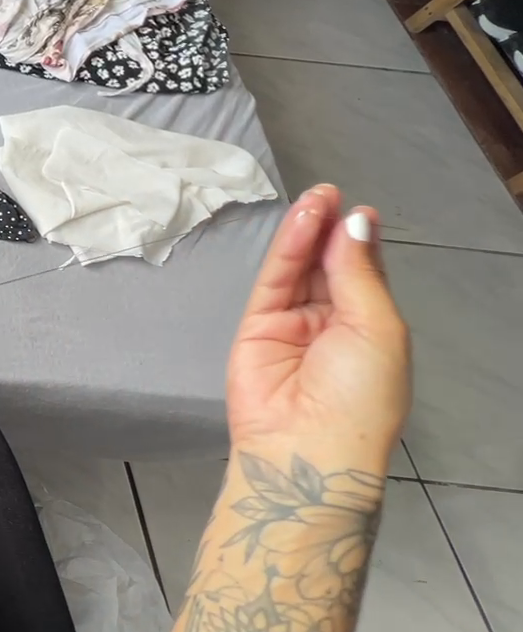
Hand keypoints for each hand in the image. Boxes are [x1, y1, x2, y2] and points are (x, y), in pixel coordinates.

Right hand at [226, 184, 410, 465]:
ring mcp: (291, 322)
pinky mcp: (254, 323)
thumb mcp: (376, 329)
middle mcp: (332, 320)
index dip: (360, 242)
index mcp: (372, 326)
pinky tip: (298, 225)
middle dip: (330, 230)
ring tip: (314, 198)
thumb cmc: (361, 392)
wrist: (306, 439)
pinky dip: (285, 252)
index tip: (358, 209)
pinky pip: (272, 281)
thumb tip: (354, 224)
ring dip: (307, 233)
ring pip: (299, 269)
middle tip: (328, 192)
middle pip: (329, 266)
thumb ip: (358, 275)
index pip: (364, 274)